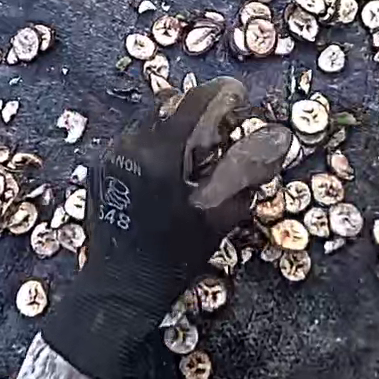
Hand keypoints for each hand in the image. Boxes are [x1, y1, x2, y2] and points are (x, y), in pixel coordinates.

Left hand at [42, 77, 290, 378]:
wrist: (121, 286)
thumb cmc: (175, 254)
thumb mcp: (217, 214)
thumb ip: (246, 169)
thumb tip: (278, 136)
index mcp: (158, 154)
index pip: (192, 104)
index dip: (219, 94)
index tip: (238, 92)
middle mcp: (129, 145)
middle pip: (168, 108)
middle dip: (197, 110)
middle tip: (220, 128)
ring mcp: (110, 155)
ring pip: (149, 121)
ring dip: (175, 125)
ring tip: (195, 150)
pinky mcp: (100, 166)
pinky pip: (133, 139)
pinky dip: (155, 141)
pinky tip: (169, 165)